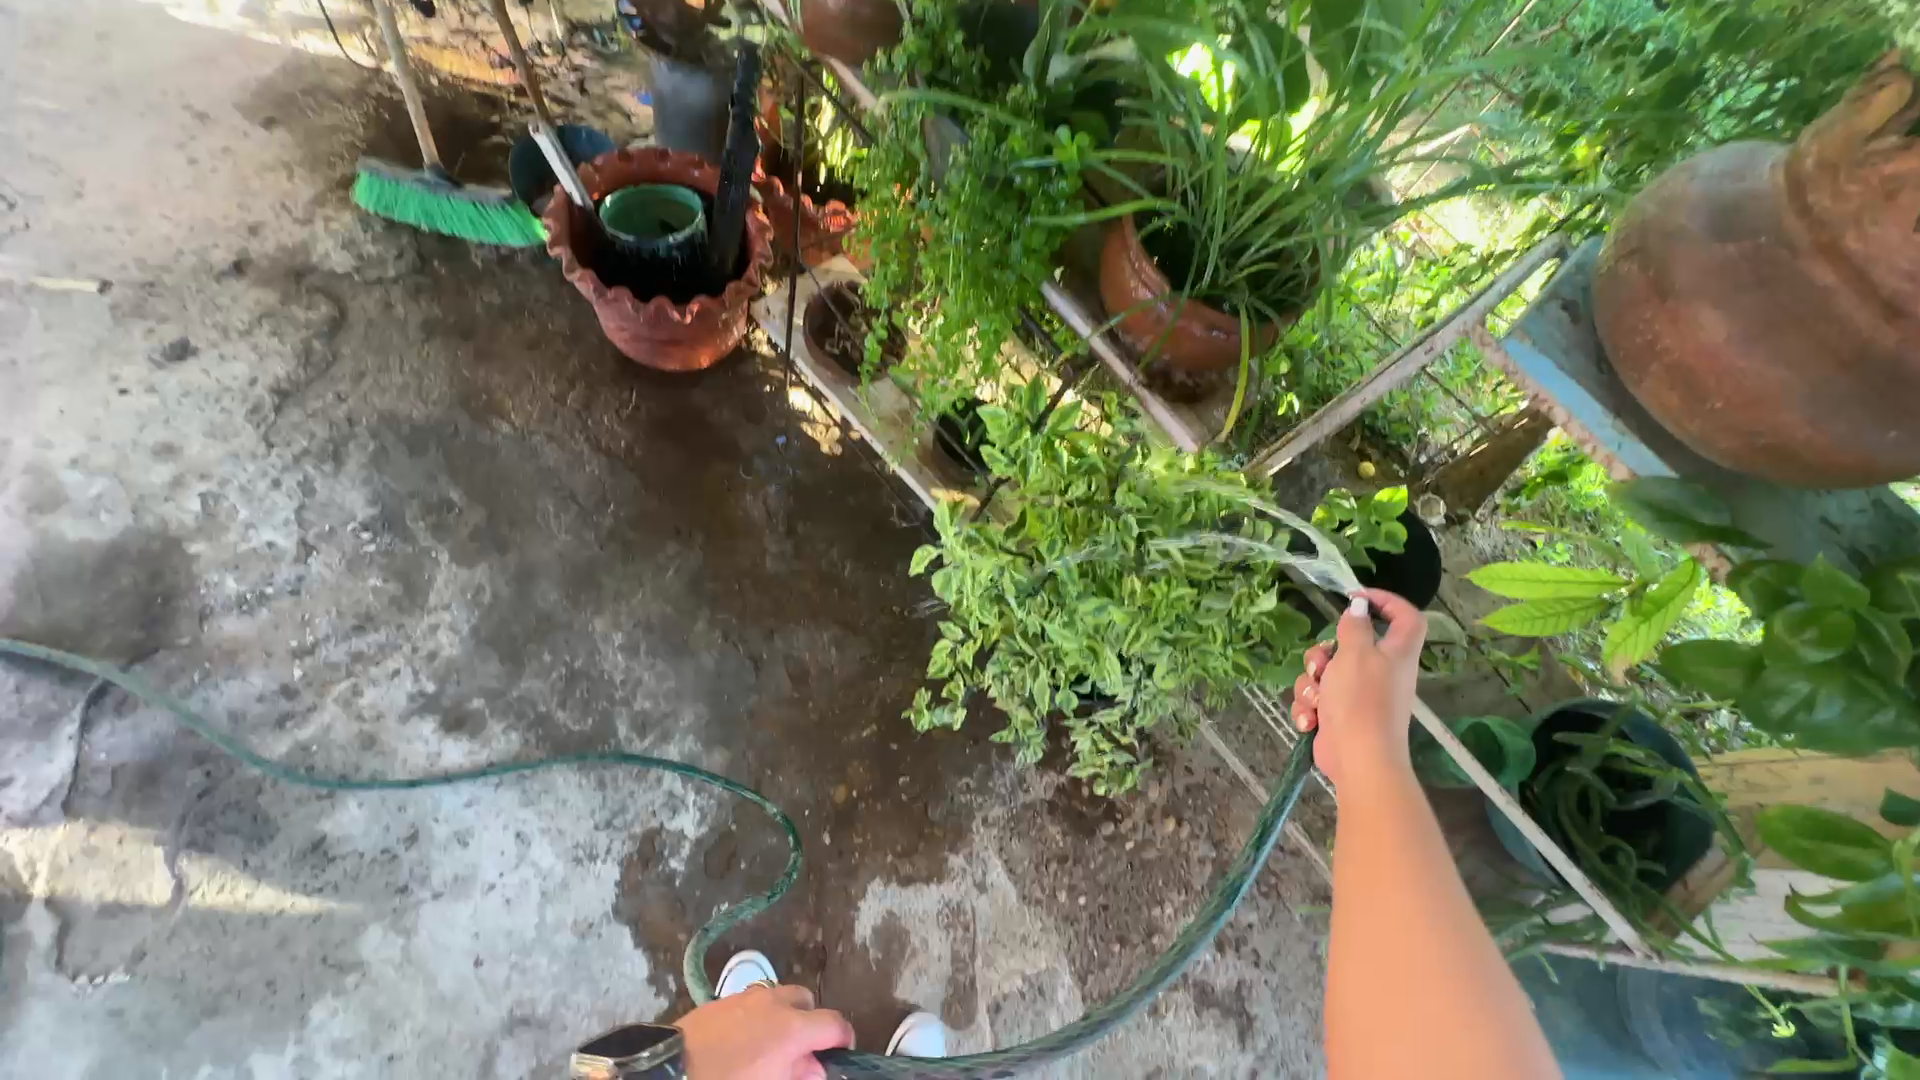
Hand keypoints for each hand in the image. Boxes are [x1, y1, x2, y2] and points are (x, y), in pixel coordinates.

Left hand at [676, 984, 854, 1079]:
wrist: (668, 1073)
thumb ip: (799, 1075)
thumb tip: (815, 1068)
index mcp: (792, 1028)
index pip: (834, 1023)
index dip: (844, 1040)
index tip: (842, 1056)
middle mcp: (774, 1002)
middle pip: (806, 1001)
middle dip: (809, 1024)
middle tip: (800, 1056)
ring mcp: (745, 998)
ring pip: (777, 998)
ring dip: (782, 1018)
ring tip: (769, 1050)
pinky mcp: (720, 1002)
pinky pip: (750, 1003)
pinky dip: (757, 1019)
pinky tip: (742, 1045)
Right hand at [1291, 587, 1425, 787]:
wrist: (1358, 757)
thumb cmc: (1361, 701)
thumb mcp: (1356, 654)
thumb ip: (1355, 627)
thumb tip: (1359, 607)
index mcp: (1396, 653)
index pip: (1406, 617)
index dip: (1386, 601)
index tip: (1356, 597)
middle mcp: (1380, 671)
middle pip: (1349, 646)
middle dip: (1323, 653)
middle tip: (1320, 665)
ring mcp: (1358, 695)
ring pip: (1324, 672)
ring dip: (1311, 684)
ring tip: (1317, 700)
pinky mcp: (1338, 714)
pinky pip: (1316, 698)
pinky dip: (1309, 707)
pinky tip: (1312, 720)